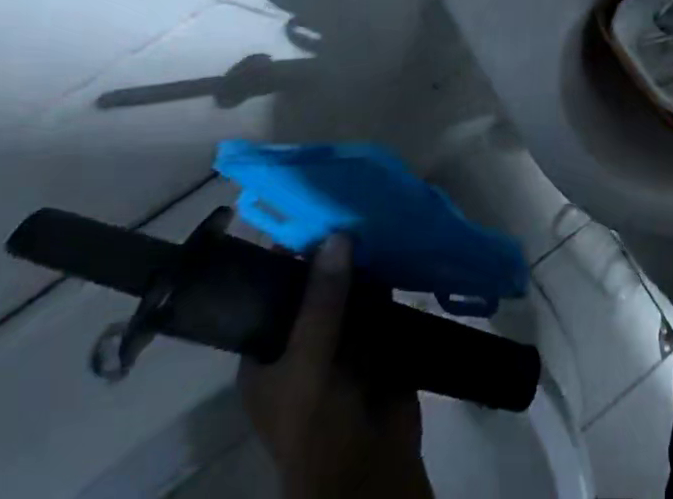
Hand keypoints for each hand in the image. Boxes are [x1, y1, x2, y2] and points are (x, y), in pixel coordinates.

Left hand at [240, 237, 430, 498]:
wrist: (368, 468)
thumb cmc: (315, 421)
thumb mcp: (307, 361)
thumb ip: (320, 301)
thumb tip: (336, 235)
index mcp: (268, 352)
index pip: (273, 291)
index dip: (288, 255)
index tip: (312, 211)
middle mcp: (304, 342)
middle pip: (317, 287)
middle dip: (334, 252)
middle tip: (352, 203)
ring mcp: (344, 343)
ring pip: (352, 293)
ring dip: (365, 262)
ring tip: (380, 214)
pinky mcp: (382, 344)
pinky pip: (384, 304)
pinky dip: (393, 280)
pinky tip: (404, 247)